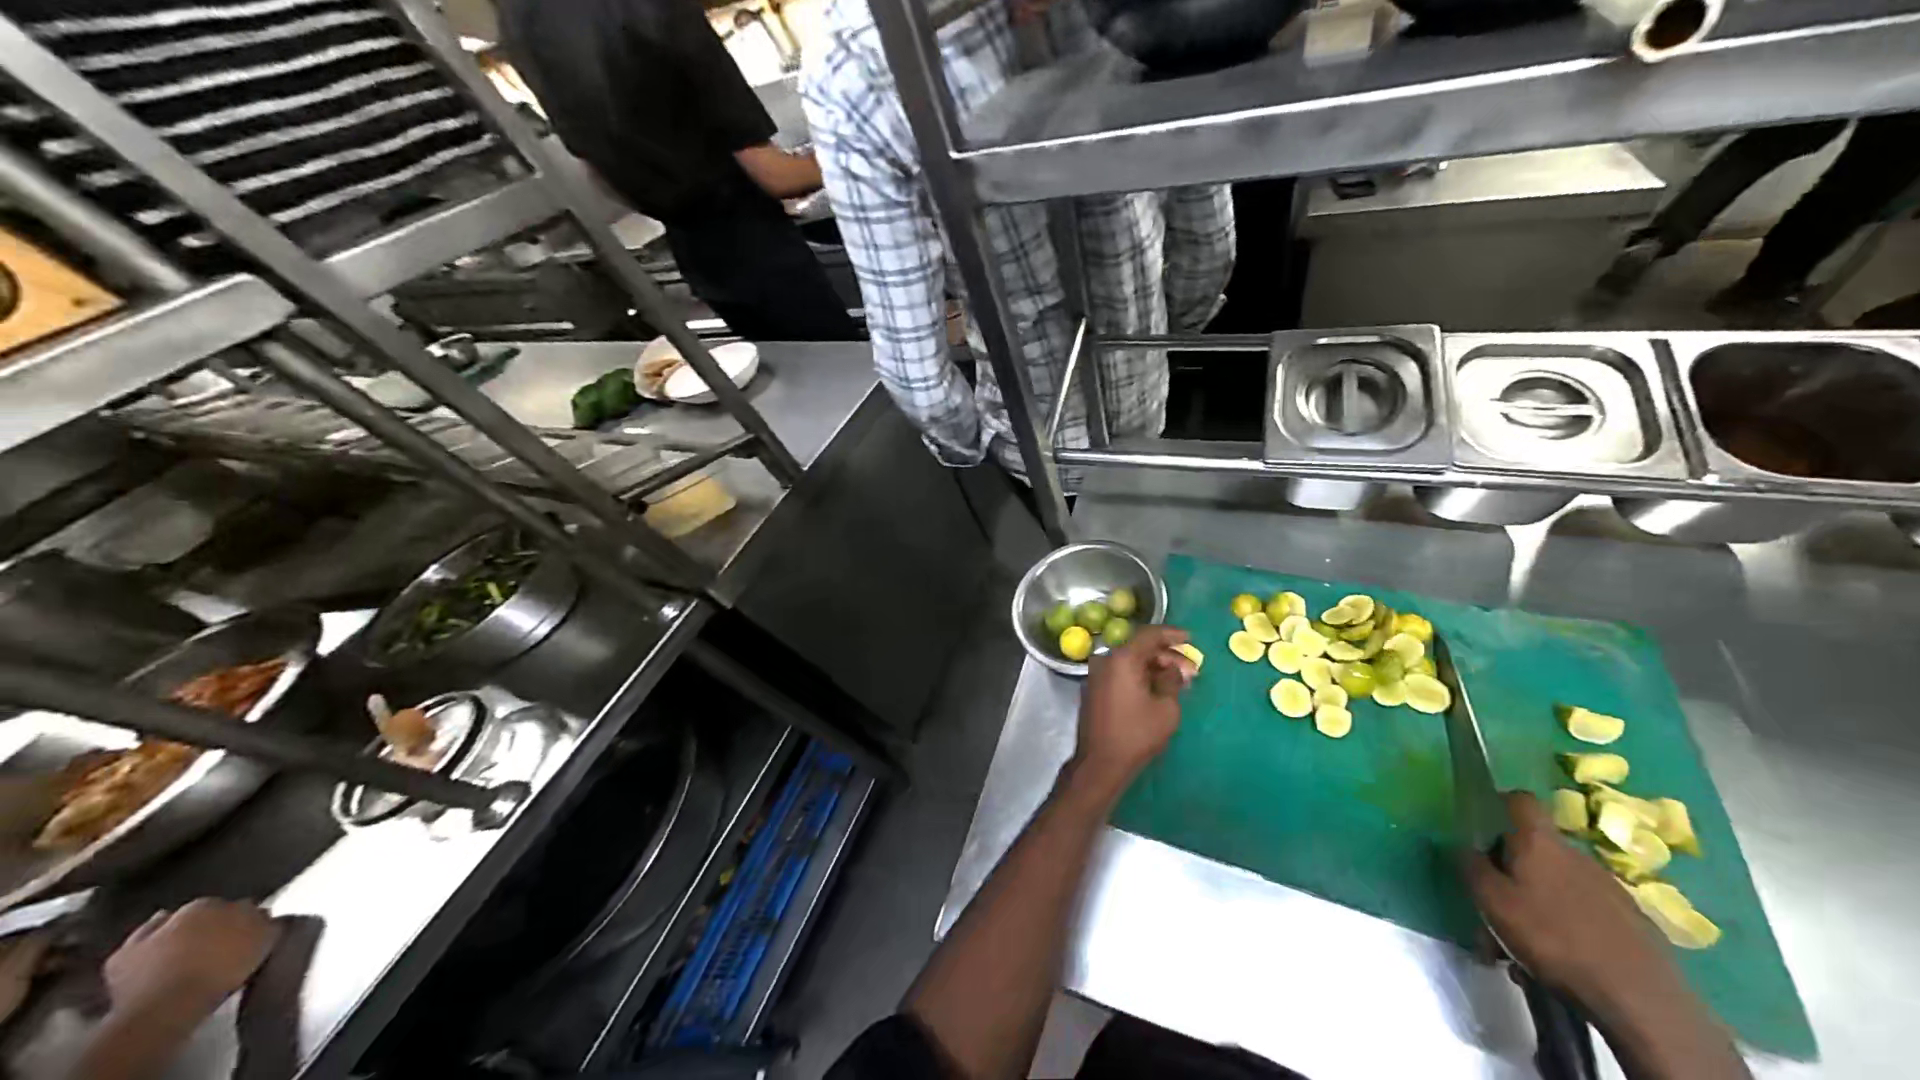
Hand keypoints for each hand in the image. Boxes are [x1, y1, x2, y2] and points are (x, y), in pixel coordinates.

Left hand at [104, 898, 279, 1022]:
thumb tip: (269, 918)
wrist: (166, 1005)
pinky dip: (147, 958)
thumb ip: (269, 923)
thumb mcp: (264, 941)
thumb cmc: (222, 969)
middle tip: (222, 947)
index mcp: (219, 900)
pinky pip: (136, 954)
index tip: (250, 936)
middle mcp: (181, 910)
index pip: (239, 905)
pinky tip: (157, 967)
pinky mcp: (118, 962)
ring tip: (191, 960)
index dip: (246, 921)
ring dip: (178, 940)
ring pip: (167, 931)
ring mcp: (146, 935)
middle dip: (212, 927)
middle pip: (203, 915)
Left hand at [1070, 624, 1194, 795]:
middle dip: (1167, 655)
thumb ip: (1172, 680)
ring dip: (1155, 666)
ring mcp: (1097, 674)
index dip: (1172, 634)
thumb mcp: (1166, 707)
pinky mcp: (1095, 688)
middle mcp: (1106, 660)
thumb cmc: (1136, 734)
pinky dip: (1140, 674)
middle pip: (1140, 647)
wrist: (1101, 762)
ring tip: (1180, 680)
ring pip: (1131, 660)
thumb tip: (1174, 668)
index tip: (1190, 639)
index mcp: (1122, 659)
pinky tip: (1158, 686)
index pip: (1149, 635)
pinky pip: (1121, 672)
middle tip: (1191, 669)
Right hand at [1461, 792, 1684, 1013]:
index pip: (1520, 800)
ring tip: (1519, 948)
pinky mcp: (1632, 921)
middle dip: (1507, 873)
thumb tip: (1463, 846)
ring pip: (1555, 885)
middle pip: (1533, 849)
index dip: (1499, 803)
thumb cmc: (1553, 939)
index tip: (1482, 825)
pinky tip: (1555, 962)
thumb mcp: (1493, 902)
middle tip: (1490, 909)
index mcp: (1540, 843)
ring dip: (1532, 905)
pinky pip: (1582, 912)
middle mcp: (1576, 855)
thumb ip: (1472, 867)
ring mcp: (1609, 888)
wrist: (1641, 999)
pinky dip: (1562, 927)